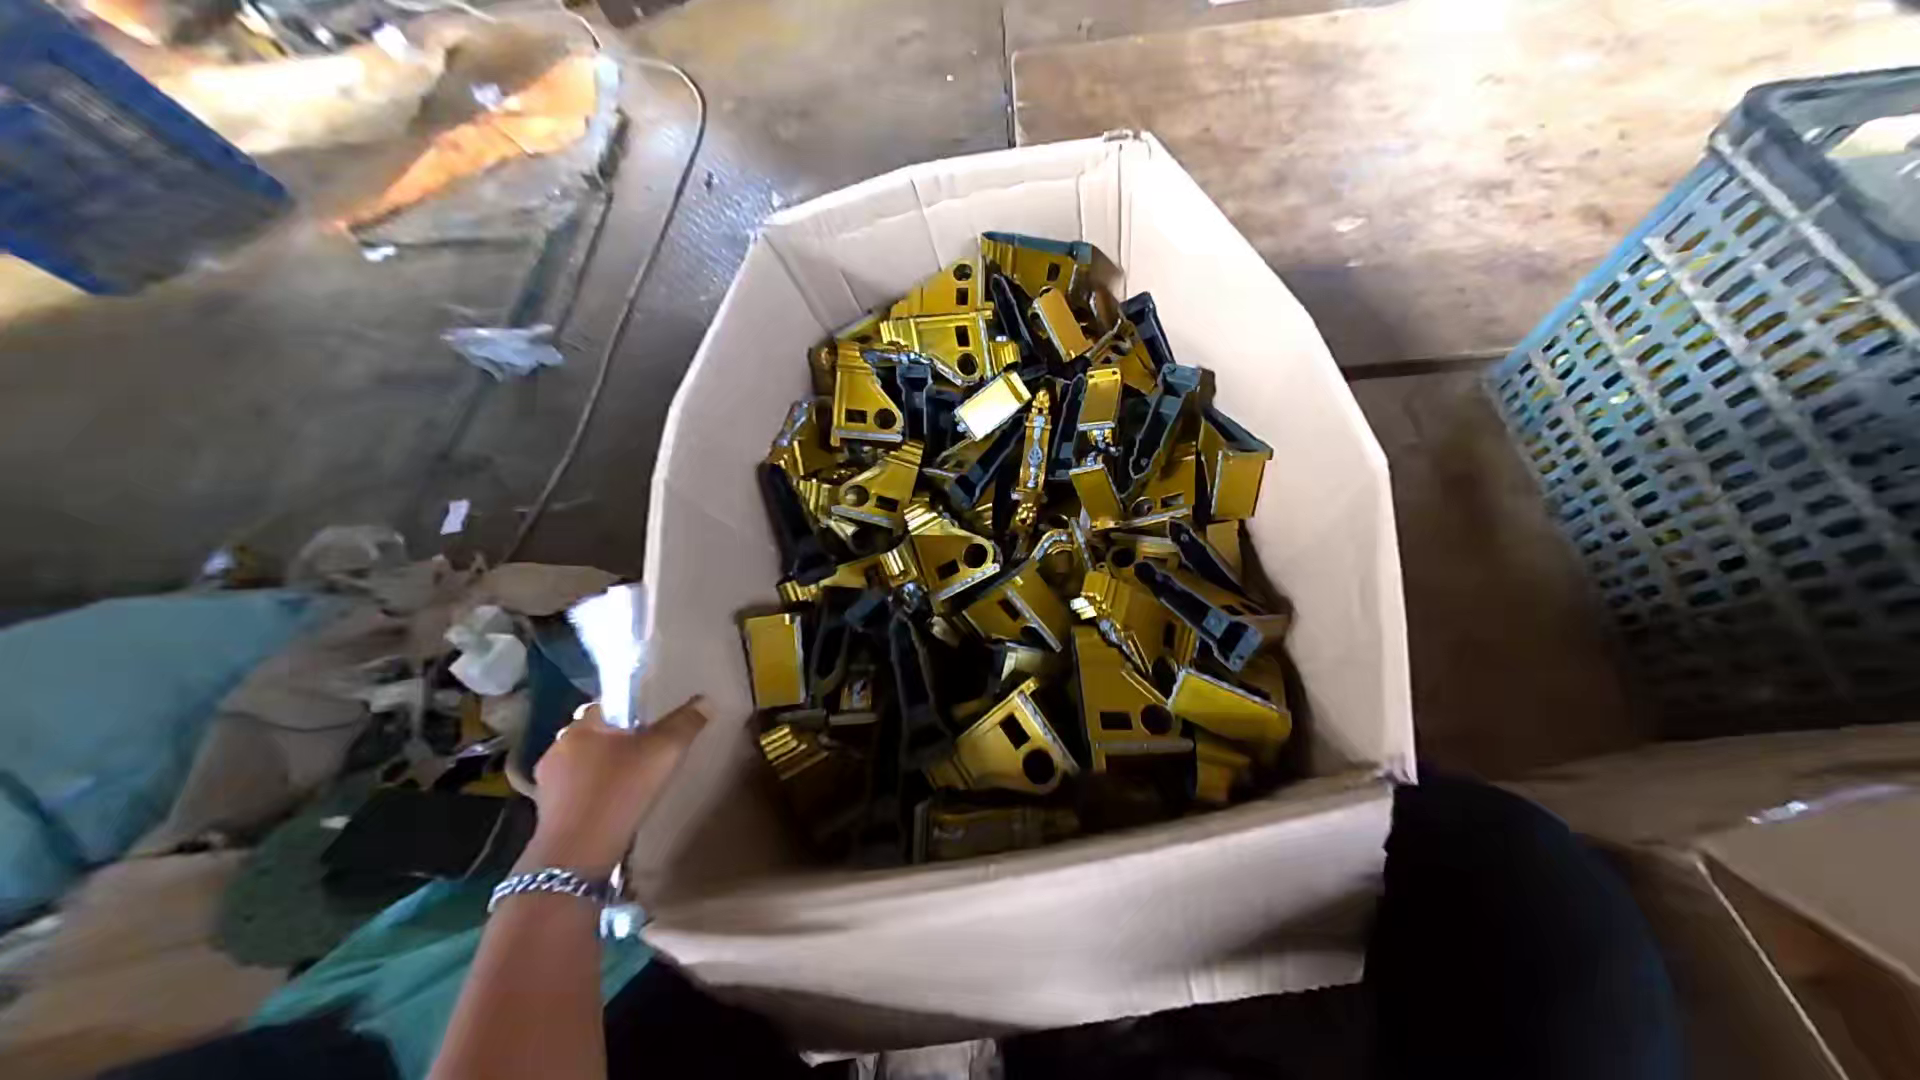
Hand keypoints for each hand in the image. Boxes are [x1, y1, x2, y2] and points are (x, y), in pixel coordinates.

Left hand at [516, 698, 708, 876]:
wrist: (577, 856)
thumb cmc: (620, 792)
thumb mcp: (663, 752)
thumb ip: (685, 723)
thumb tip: (705, 700)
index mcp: (581, 728)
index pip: (605, 707)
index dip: (628, 713)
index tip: (648, 727)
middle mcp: (557, 750)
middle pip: (592, 737)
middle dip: (614, 743)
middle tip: (644, 755)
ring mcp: (547, 785)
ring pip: (581, 766)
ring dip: (601, 771)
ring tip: (630, 783)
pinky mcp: (545, 815)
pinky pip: (574, 794)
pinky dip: (591, 796)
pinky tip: (612, 808)